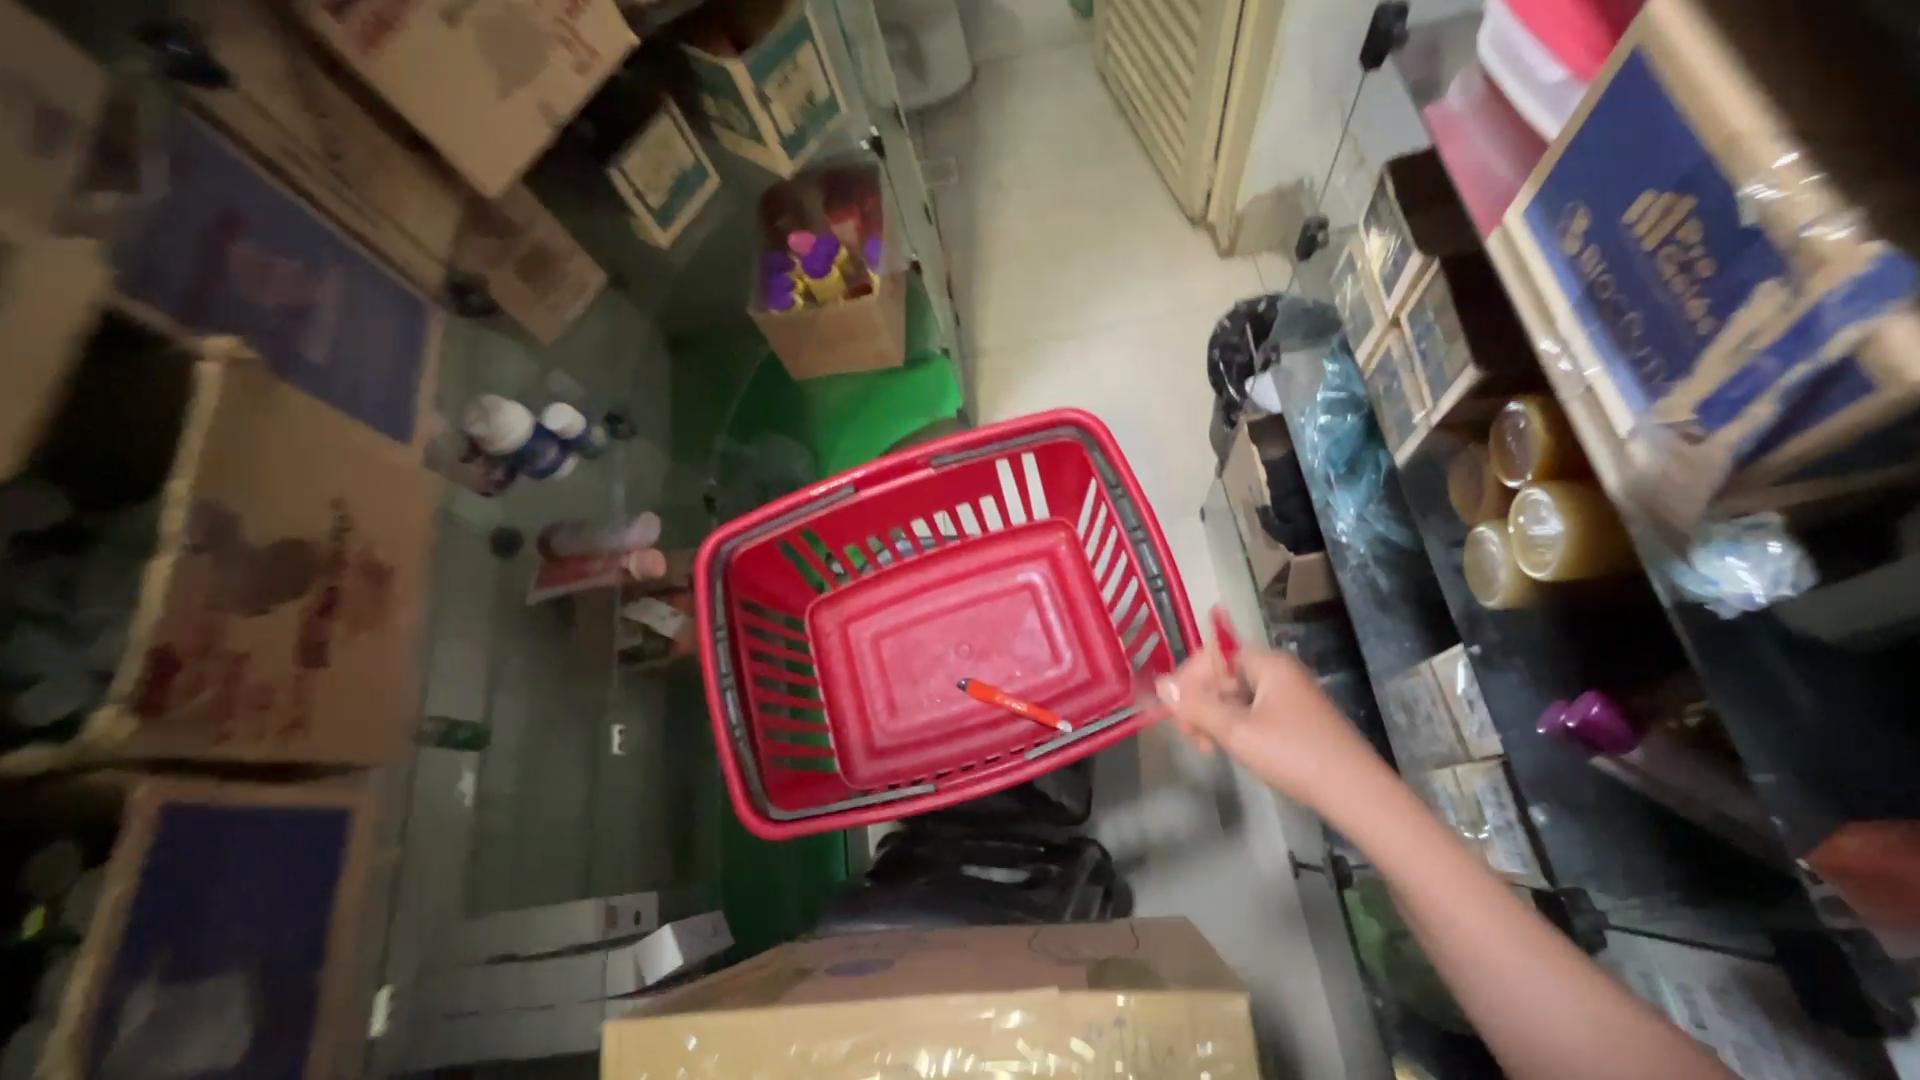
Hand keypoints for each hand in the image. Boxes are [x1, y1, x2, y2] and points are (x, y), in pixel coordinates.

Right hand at [1154, 644, 1384, 808]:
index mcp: (1267, 664)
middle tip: (1190, 736)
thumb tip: (1161, 684)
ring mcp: (1288, 696)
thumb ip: (1197, 706)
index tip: (1176, 710)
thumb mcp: (1237, 731)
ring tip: (1208, 748)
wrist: (1354, 792)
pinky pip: (1251, 712)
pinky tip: (1230, 749)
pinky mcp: (1294, 719)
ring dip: (1214, 718)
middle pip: (1223, 675)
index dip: (1189, 678)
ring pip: (1235, 697)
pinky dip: (1234, 727)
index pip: (1215, 654)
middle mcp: (1278, 672)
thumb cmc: (1294, 755)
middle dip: (1200, 702)